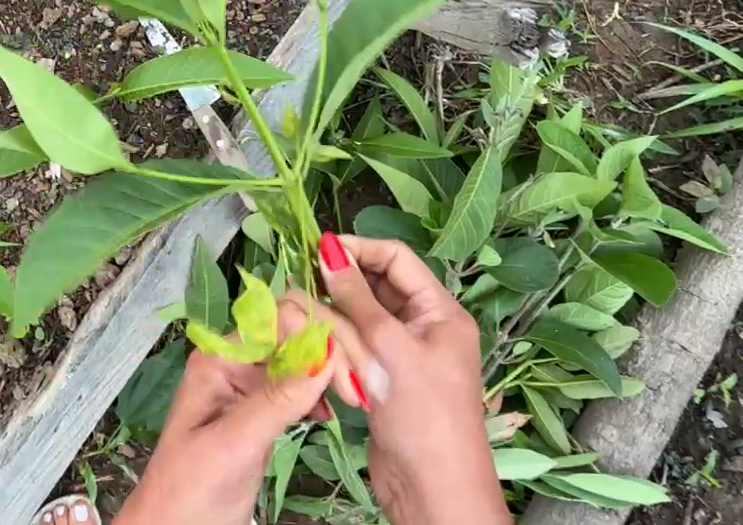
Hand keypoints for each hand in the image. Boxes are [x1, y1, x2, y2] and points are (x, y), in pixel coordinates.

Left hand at [115, 297, 335, 524]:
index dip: (316, 334)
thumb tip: (326, 353)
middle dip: (328, 352)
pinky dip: (316, 395)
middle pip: (291, 334)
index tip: (349, 370)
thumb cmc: (192, 488)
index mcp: (221, 356)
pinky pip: (295, 387)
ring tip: (356, 398)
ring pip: (297, 359)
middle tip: (361, 389)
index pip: (277, 319)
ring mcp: (247, 387)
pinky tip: (331, 413)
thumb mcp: (236, 442)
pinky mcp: (260, 413)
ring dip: (327, 372)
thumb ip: (278, 398)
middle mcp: (235, 362)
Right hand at [318, 232, 511, 524]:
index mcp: (439, 311)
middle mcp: (422, 325)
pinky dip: (336, 344)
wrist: (434, 495)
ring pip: (359, 316)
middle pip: (375, 286)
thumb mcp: (390, 348)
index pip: (396, 259)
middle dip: (341, 286)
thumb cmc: (424, 415)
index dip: (358, 248)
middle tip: (302, 281)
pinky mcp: (382, 377)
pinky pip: (354, 345)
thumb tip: (328, 251)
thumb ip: (356, 298)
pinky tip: (317, 345)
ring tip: (305, 318)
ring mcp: (401, 353)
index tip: (318, 248)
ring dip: (335, 319)